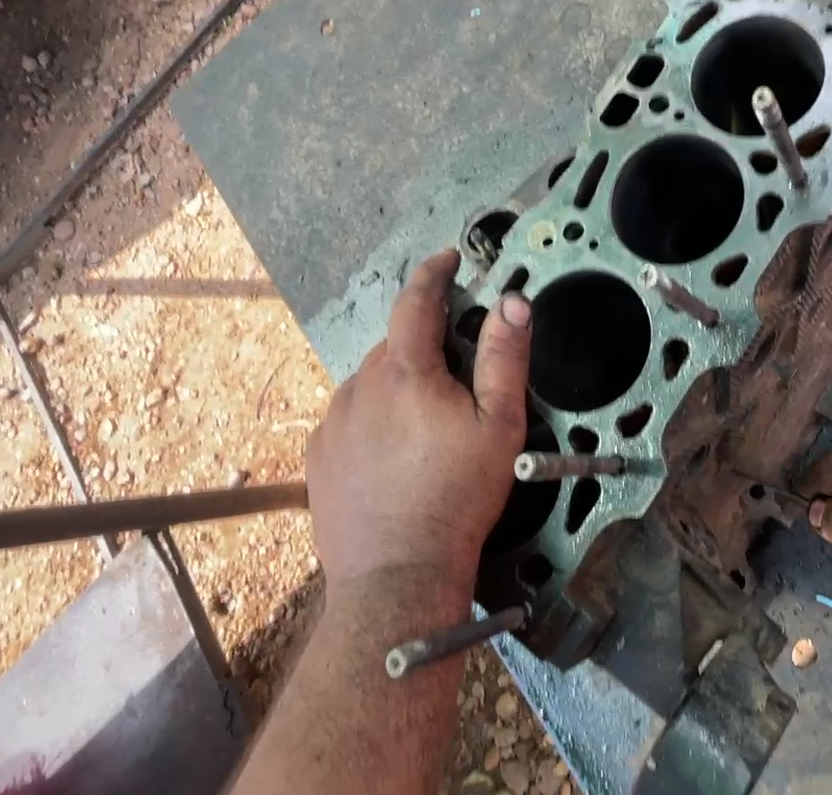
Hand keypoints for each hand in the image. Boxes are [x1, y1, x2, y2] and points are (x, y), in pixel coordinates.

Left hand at [305, 250, 531, 592]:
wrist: (397, 573)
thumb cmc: (459, 493)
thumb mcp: (500, 424)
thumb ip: (505, 357)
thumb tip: (513, 301)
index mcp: (407, 372)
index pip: (415, 302)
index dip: (433, 273)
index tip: (447, 259)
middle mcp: (360, 386)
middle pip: (396, 345)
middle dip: (426, 344)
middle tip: (459, 375)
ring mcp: (333, 422)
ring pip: (372, 381)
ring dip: (400, 383)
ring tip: (429, 425)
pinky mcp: (318, 456)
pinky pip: (351, 416)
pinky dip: (375, 416)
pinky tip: (396, 453)